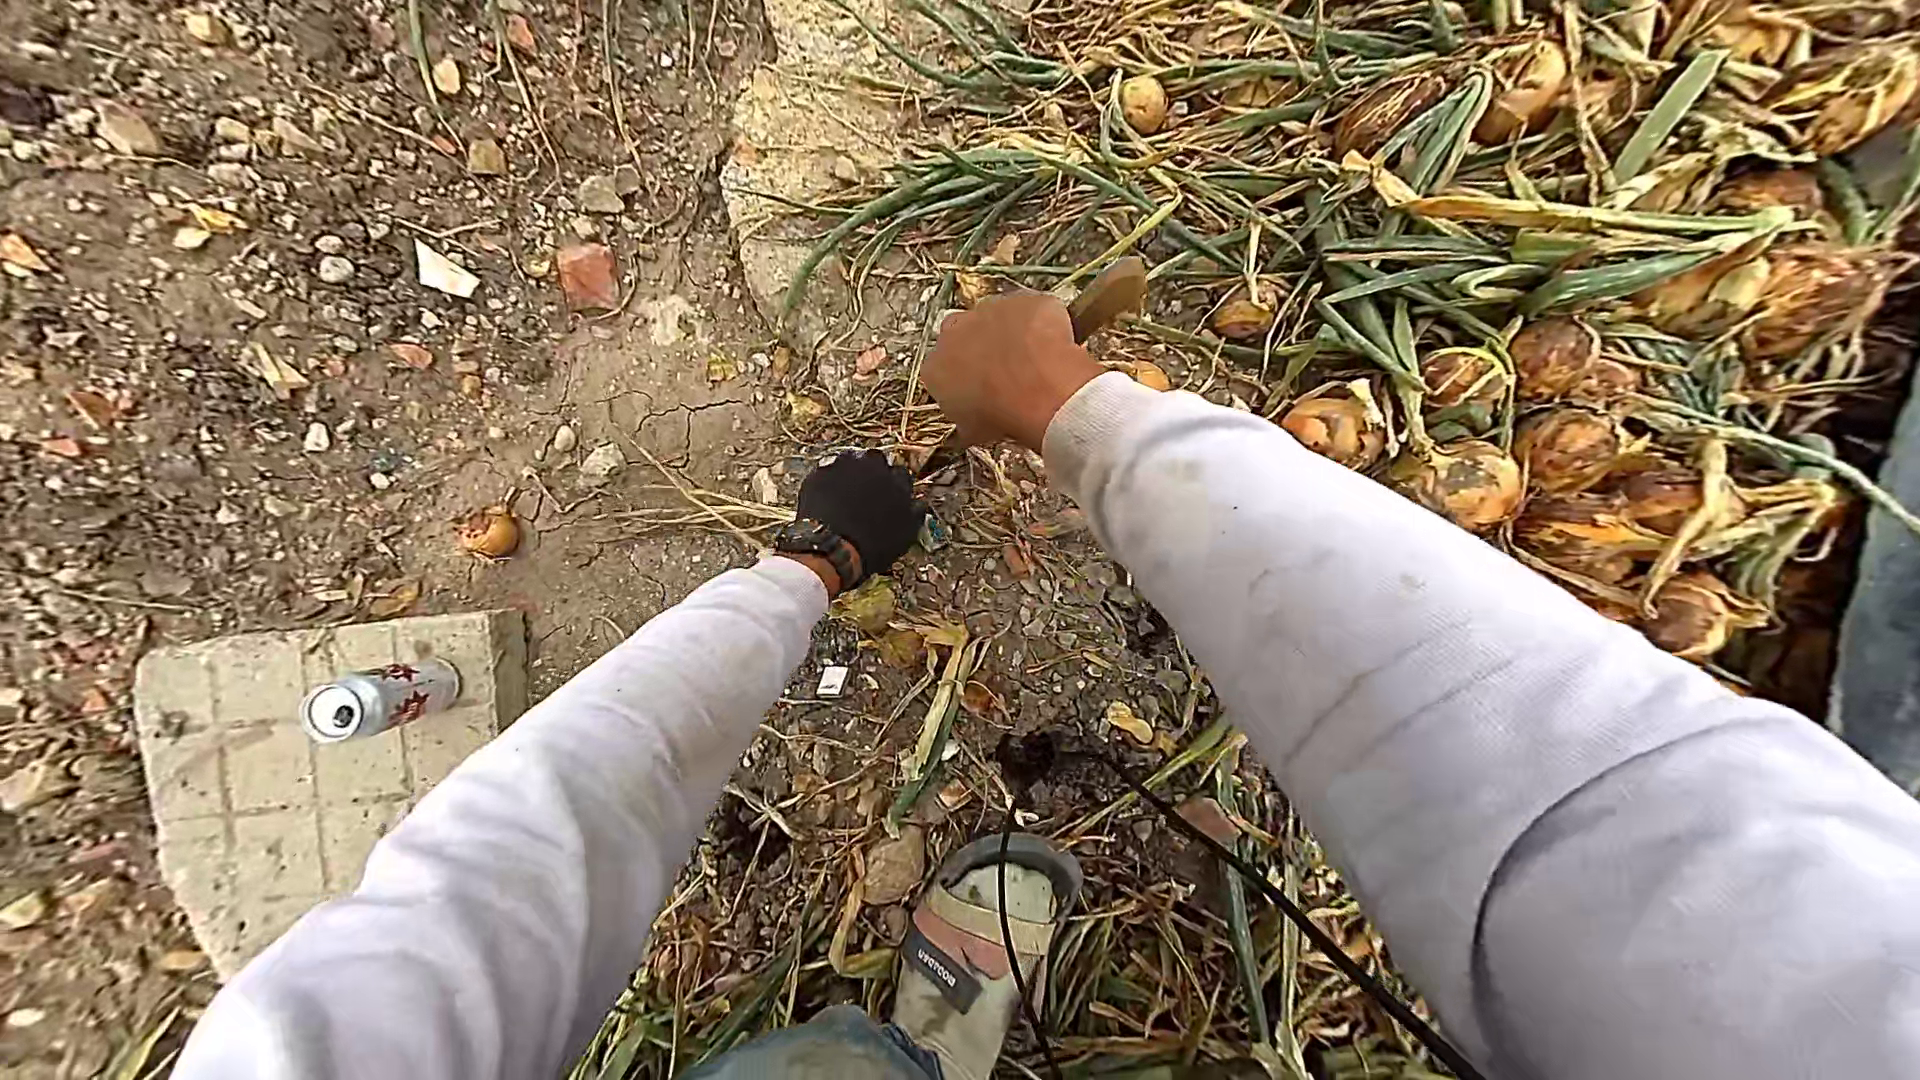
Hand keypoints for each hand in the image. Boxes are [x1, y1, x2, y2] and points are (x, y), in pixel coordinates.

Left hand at [795, 450, 924, 583]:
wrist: (833, 550)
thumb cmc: (873, 547)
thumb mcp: (906, 535)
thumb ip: (915, 513)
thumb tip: (919, 502)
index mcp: (898, 481)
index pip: (901, 474)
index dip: (893, 485)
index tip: (887, 496)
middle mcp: (874, 466)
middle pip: (875, 460)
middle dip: (871, 472)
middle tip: (864, 492)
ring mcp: (845, 466)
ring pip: (850, 460)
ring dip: (849, 472)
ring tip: (843, 494)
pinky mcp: (821, 471)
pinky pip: (826, 471)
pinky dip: (826, 481)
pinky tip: (825, 498)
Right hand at [922, 291, 1104, 449]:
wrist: (1039, 390)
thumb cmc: (1003, 412)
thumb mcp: (974, 431)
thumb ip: (966, 419)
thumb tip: (972, 428)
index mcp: (936, 367)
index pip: (941, 369)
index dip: (961, 378)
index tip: (976, 389)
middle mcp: (955, 330)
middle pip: (962, 332)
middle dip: (978, 346)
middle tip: (1002, 371)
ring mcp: (990, 308)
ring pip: (998, 315)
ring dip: (1010, 331)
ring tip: (1032, 361)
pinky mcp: (1024, 299)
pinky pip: (1032, 309)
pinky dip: (1041, 323)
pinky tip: (1053, 346)